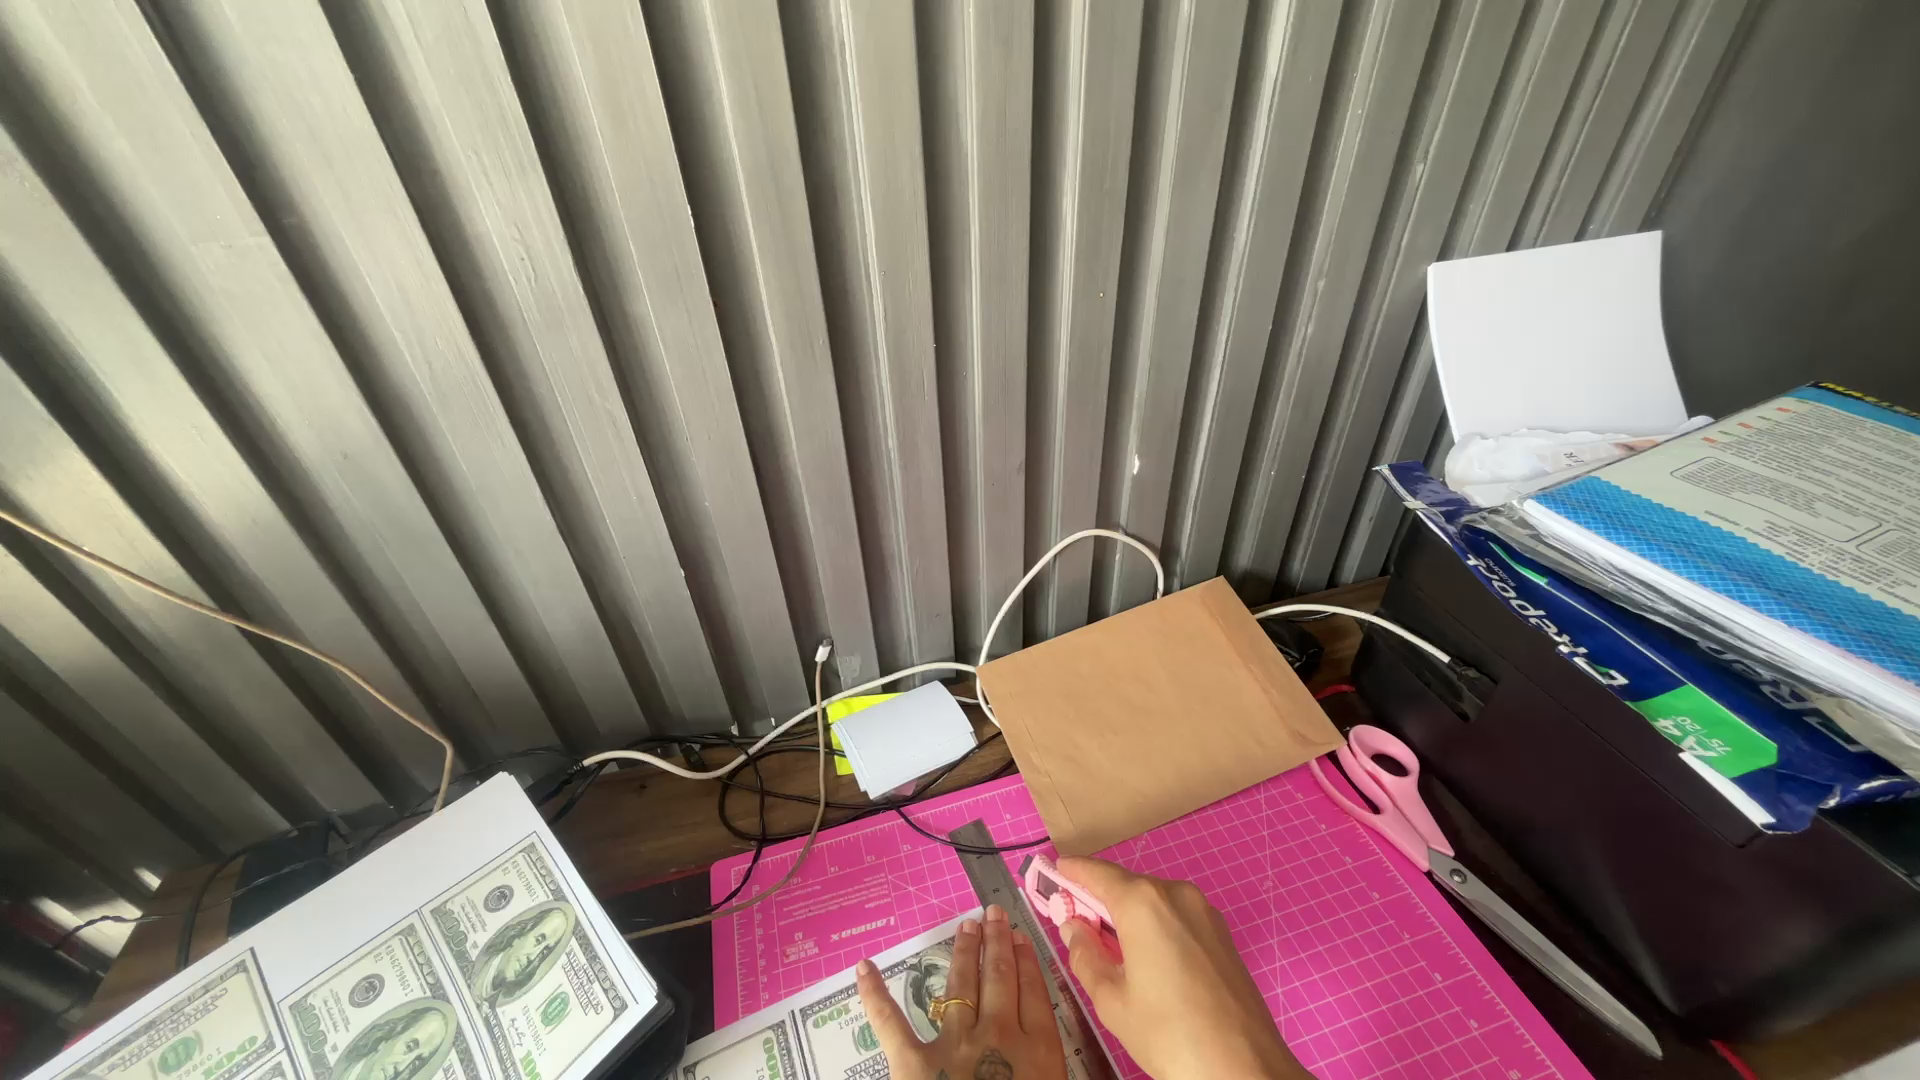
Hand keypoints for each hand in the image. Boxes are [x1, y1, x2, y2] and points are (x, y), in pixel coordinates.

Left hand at [857, 904, 1067, 1079]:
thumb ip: (1041, 1070)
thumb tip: (1036, 1051)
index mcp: (1038, 1054)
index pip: (1035, 993)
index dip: (1027, 960)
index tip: (1021, 936)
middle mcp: (1000, 1037)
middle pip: (1001, 979)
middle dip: (997, 942)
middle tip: (991, 913)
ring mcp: (955, 1046)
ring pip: (962, 986)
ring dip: (964, 952)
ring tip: (965, 926)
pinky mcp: (913, 1064)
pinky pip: (891, 1024)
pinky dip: (873, 995)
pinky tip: (862, 967)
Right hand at [1056, 856, 1306, 1079]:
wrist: (1245, 1069)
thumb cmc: (1169, 1034)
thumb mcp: (1111, 1001)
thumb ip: (1084, 956)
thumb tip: (1073, 927)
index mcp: (1142, 902)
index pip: (1096, 872)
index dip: (1070, 871)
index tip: (1051, 872)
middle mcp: (1174, 893)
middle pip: (1124, 885)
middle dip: (1097, 899)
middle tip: (1075, 923)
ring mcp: (1203, 910)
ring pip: (1151, 901)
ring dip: (1126, 914)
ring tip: (1110, 949)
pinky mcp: (1221, 932)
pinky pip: (1174, 915)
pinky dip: (1153, 924)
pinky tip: (1145, 958)